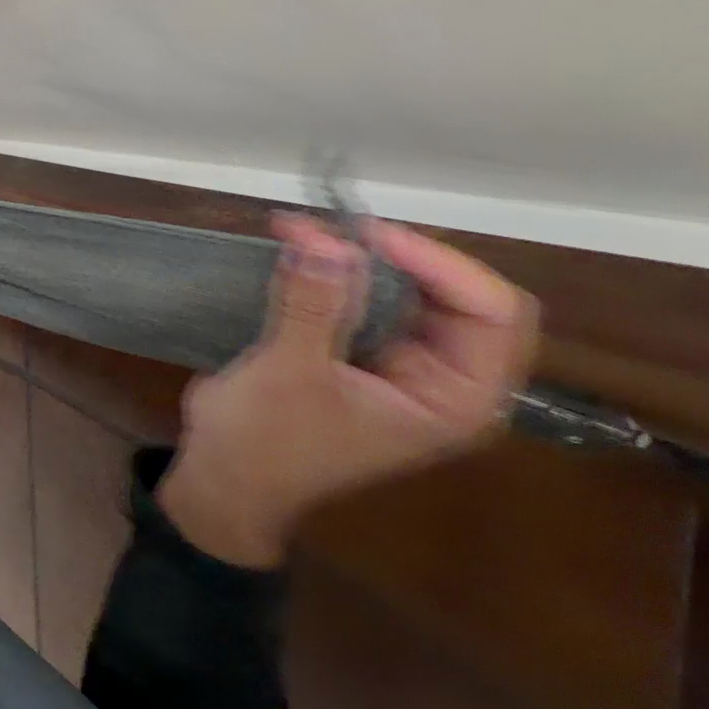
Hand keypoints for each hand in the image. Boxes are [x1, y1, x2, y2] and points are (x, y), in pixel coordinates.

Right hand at [156, 214, 539, 567]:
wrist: (220, 481)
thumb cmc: (265, 443)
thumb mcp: (289, 373)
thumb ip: (312, 305)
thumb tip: (323, 238)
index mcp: (455, 397)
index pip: (489, 312)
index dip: (437, 264)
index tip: (366, 235)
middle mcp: (439, 377)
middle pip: (449, 293)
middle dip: (392, 255)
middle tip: (329, 226)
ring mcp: (395, 365)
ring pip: (400, 291)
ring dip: (356, 258)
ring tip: (301, 230)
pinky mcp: (351, 354)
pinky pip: (359, 300)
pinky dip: (331, 272)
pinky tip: (295, 250)